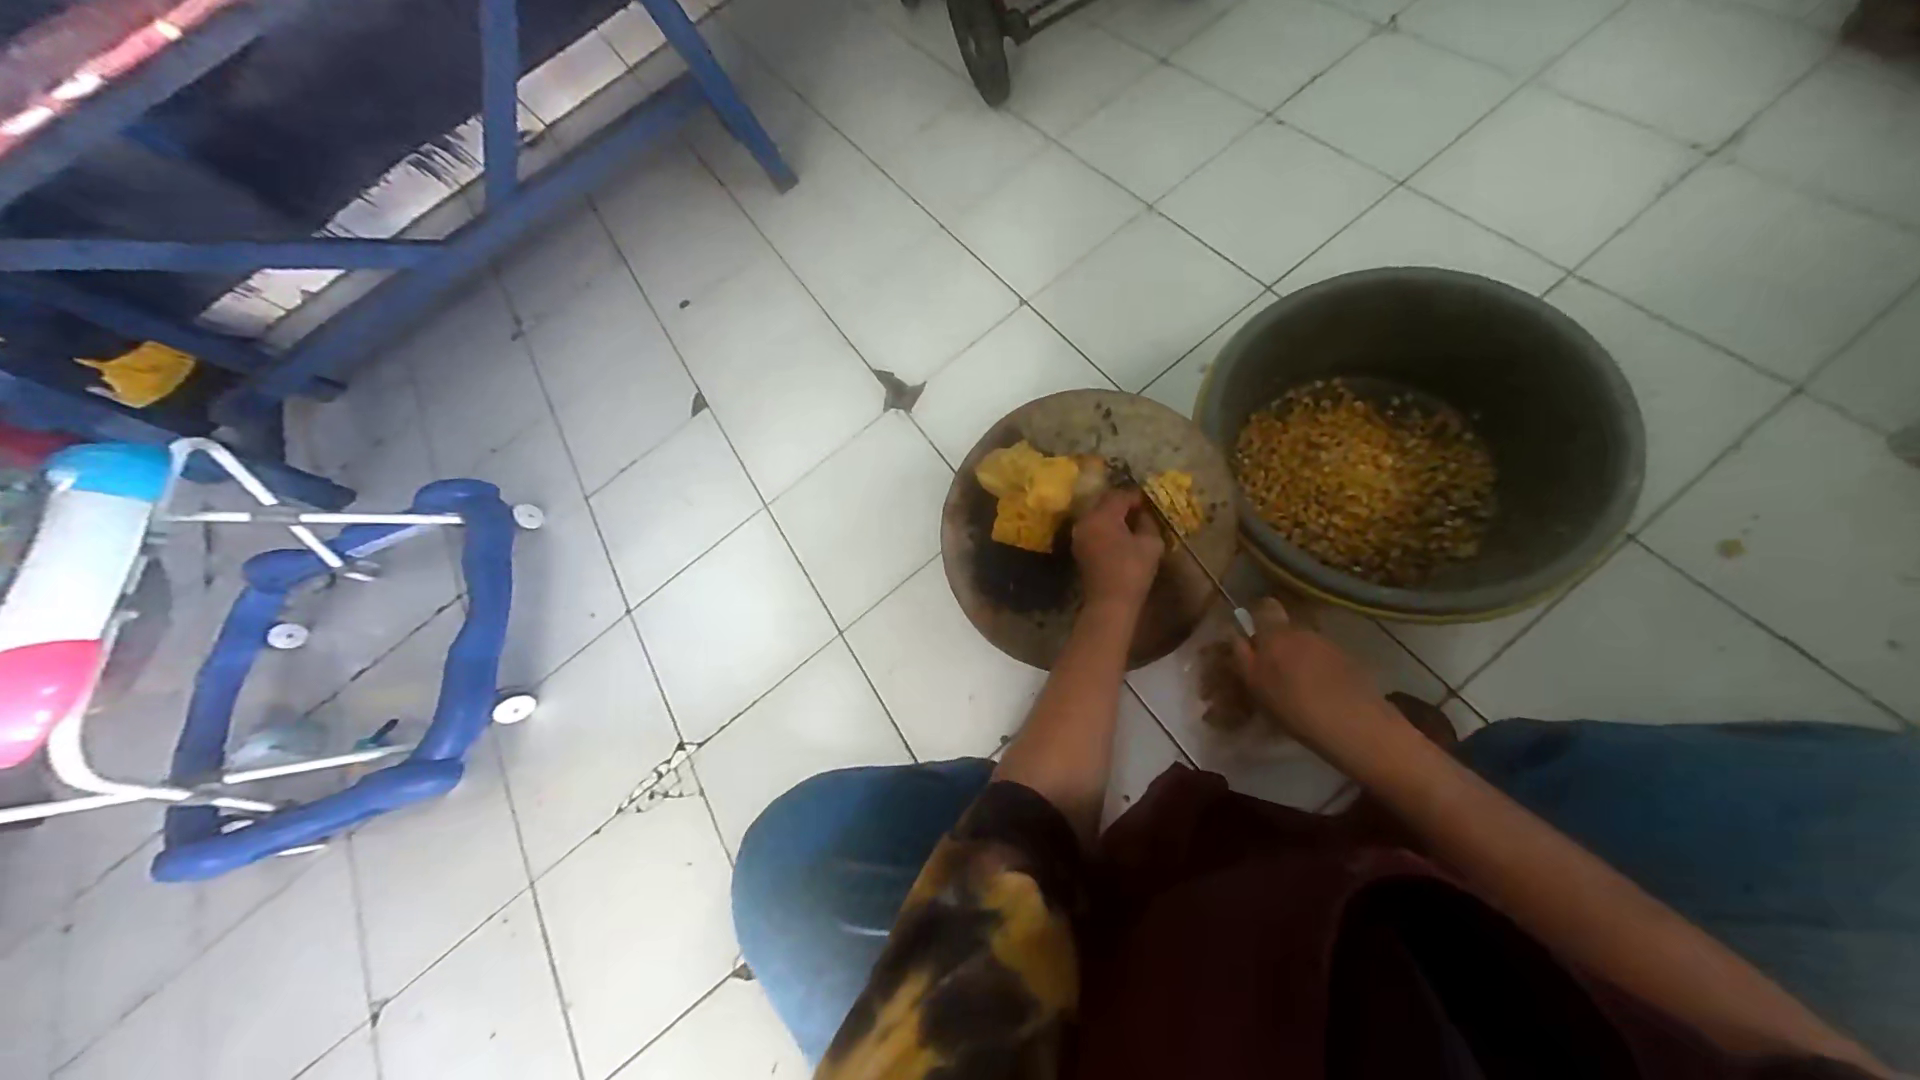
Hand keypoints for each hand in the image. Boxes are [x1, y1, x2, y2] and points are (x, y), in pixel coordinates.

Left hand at [1073, 489, 1164, 610]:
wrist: (1109, 602)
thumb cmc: (1132, 571)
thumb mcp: (1150, 543)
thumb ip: (1148, 522)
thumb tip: (1144, 514)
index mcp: (1101, 516)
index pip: (1119, 495)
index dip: (1136, 496)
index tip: (1150, 502)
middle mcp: (1085, 521)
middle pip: (1104, 504)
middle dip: (1123, 504)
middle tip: (1142, 510)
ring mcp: (1078, 535)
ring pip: (1097, 516)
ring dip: (1113, 516)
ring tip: (1132, 524)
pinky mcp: (1078, 548)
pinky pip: (1093, 529)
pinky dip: (1106, 528)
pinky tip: (1120, 536)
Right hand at [1230, 597, 1395, 752]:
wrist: (1354, 723)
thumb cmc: (1292, 705)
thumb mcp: (1255, 685)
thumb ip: (1242, 657)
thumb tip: (1236, 636)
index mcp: (1275, 634)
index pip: (1265, 607)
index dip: (1259, 616)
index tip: (1254, 636)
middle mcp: (1303, 631)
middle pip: (1286, 629)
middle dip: (1279, 644)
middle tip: (1273, 672)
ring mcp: (1330, 644)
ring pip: (1307, 644)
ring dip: (1300, 659)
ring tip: (1298, 688)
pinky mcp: (1350, 661)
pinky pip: (1326, 659)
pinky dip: (1320, 671)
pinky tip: (1320, 695)